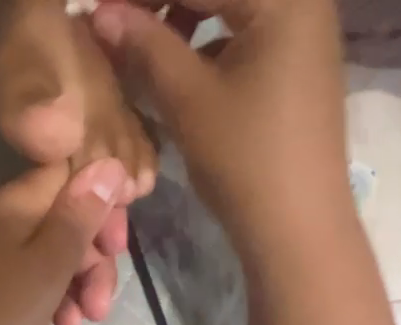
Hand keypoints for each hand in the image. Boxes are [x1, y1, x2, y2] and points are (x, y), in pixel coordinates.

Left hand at [0, 157, 127, 324]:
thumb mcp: (44, 270)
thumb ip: (78, 219)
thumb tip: (109, 164)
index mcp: (12, 206)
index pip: (71, 178)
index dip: (103, 207)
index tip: (118, 249)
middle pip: (61, 229)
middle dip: (90, 267)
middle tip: (98, 310)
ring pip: (44, 272)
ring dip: (67, 301)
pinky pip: (20, 305)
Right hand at [90, 0, 349, 239]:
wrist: (297, 225)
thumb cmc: (244, 159)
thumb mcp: (188, 99)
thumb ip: (146, 46)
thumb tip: (100, 11)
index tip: (98, 6)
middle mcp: (302, 0)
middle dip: (163, 3)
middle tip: (114, 21)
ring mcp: (303, 30)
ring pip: (231, 6)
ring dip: (182, 16)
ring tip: (139, 43)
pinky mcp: (296, 62)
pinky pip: (244, 30)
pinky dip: (205, 39)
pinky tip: (175, 64)